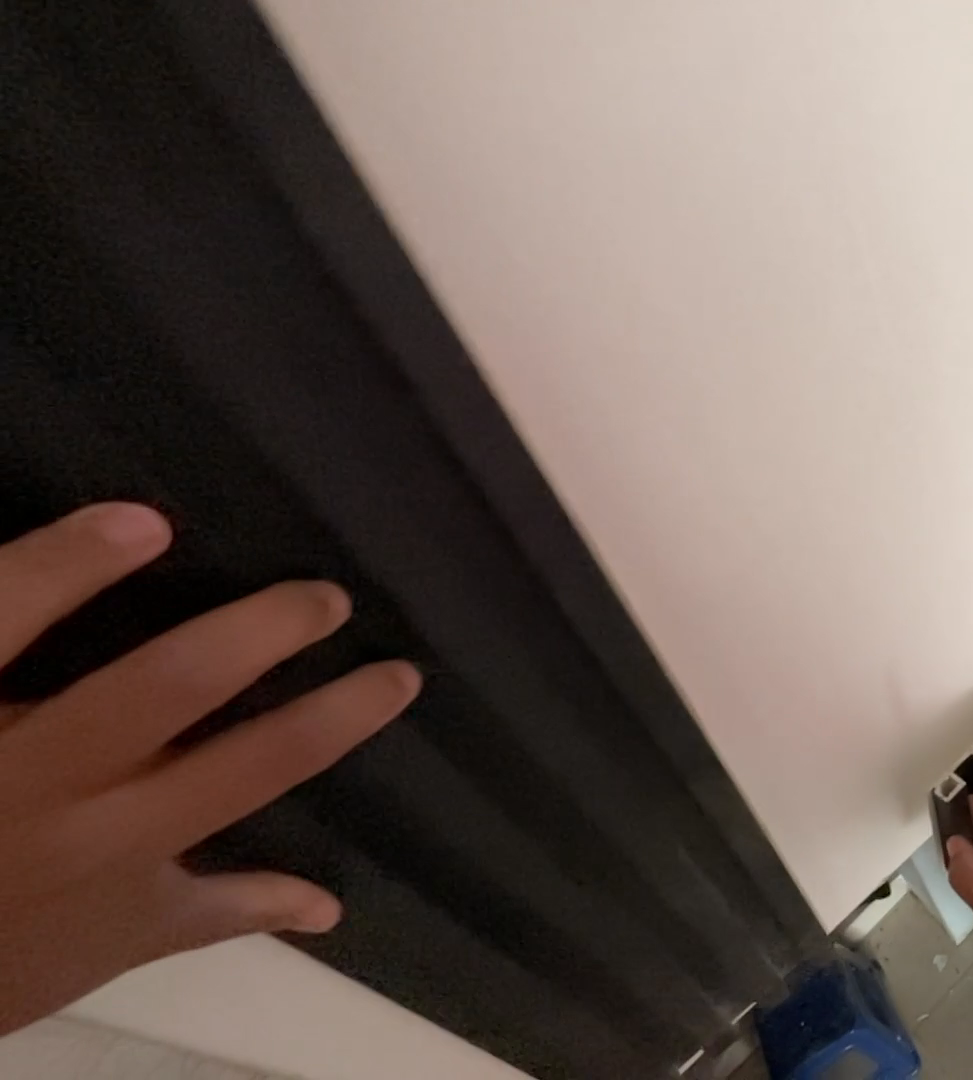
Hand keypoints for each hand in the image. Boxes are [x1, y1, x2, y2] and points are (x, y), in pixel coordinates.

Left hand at [0, 503, 419, 1036]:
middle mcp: (44, 787)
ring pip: (1, 637)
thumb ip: (224, 912)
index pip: (266, 760)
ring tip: (142, 523)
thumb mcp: (109, 945)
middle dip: (262, 630)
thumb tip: (332, 906)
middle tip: (322, 597)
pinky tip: (30, 544)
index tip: (400, 673)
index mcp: (118, 838)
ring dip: (67, 571)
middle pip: (171, 685)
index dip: (345, 713)